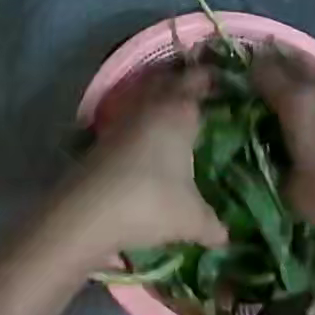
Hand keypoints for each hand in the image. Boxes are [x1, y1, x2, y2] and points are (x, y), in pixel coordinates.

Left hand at [64, 63, 228, 259]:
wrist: (88, 210)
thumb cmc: (150, 202)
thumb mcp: (191, 218)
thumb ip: (212, 224)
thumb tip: (225, 236)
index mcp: (178, 113)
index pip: (197, 82)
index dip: (209, 78)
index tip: (222, 80)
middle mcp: (151, 107)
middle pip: (168, 81)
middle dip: (183, 81)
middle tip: (201, 90)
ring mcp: (124, 119)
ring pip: (146, 95)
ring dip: (159, 97)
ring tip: (175, 111)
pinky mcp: (104, 135)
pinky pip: (130, 115)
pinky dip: (142, 119)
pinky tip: (148, 138)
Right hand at [254, 48, 314, 260]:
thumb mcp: (299, 197)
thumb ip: (275, 172)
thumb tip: (266, 162)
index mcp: (300, 102)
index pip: (263, 71)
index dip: (243, 71)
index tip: (227, 79)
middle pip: (292, 64)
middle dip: (272, 67)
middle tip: (253, 83)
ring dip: (299, 82)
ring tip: (282, 102)